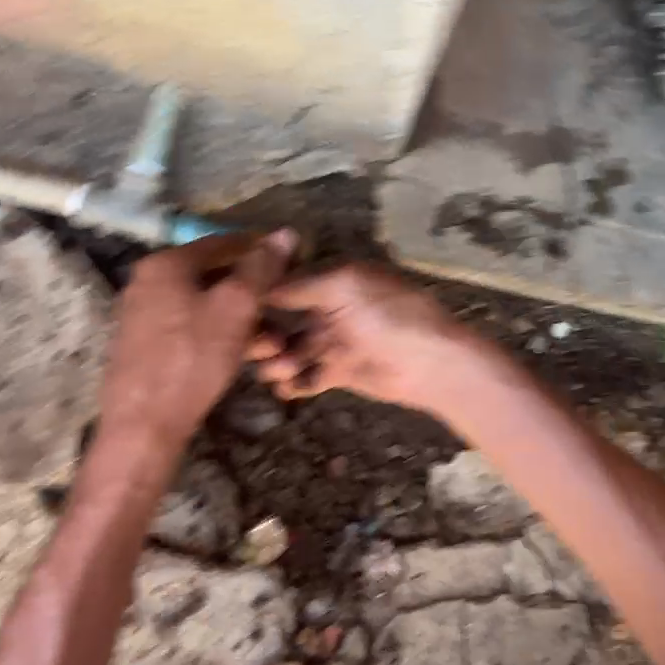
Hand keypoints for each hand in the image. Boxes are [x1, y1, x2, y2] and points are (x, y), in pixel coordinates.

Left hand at [97, 229, 297, 454]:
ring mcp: (142, 314)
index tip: (292, 266)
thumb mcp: (238, 306)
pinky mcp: (144, 344)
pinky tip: (243, 355)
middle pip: (214, 274)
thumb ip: (262, 267)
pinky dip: (219, 333)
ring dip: (241, 318)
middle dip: (253, 292)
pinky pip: (191, 326)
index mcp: (165, 263)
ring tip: (271, 343)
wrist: (143, 425)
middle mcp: (147, 281)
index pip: (225, 242)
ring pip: (205, 304)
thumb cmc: (193, 357)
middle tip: (283, 311)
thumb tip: (285, 232)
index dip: (261, 251)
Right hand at [248, 265, 505, 416]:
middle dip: (263, 332)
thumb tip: (262, 284)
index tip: (234, 312)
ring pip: (289, 349)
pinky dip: (292, 383)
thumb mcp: (345, 287)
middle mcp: (330, 306)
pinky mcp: (340, 371)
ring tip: (282, 367)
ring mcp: (335, 340)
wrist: (430, 362)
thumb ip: (302, 285)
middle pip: (281, 318)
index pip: (285, 282)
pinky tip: (290, 386)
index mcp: (335, 278)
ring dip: (276, 360)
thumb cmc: (389, 315)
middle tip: (260, 348)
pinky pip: (305, 376)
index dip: (259, 297)